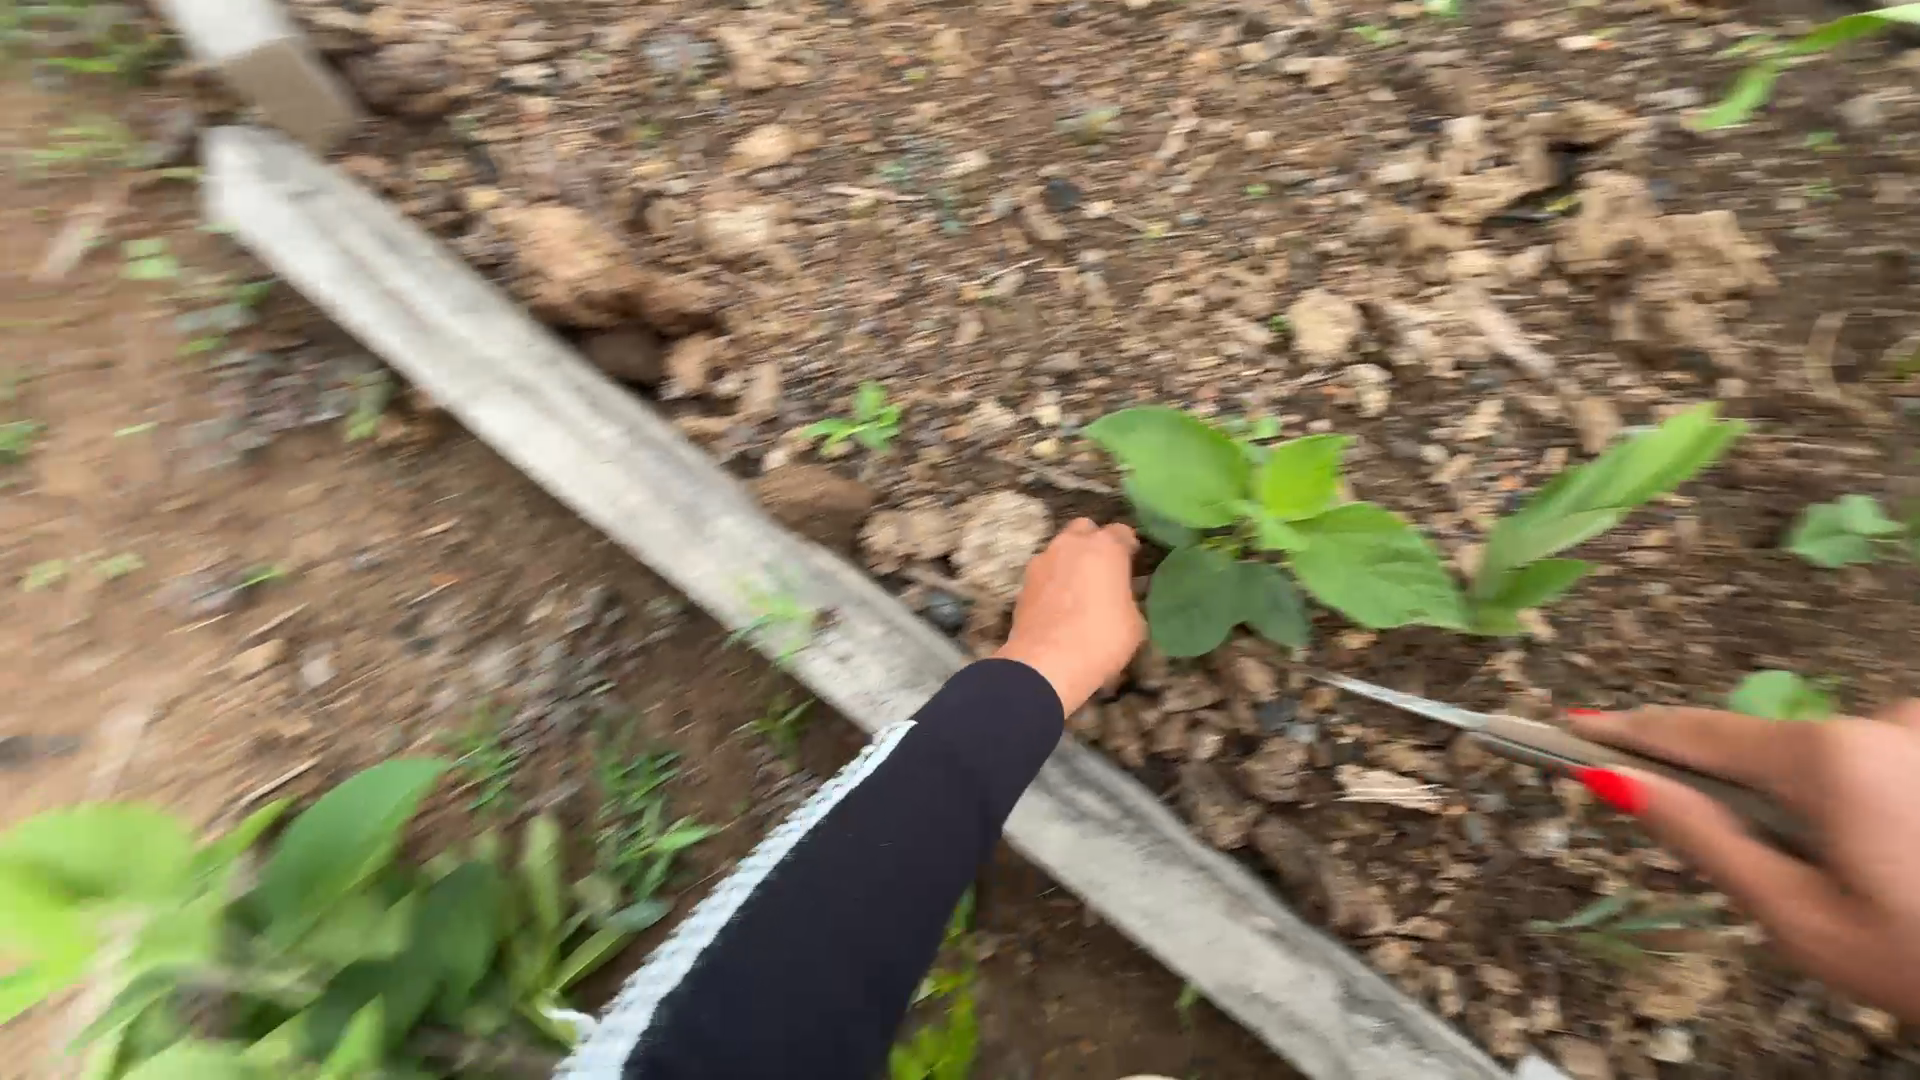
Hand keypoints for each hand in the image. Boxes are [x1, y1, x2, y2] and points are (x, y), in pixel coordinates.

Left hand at [993, 518, 1143, 715]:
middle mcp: (1070, 545)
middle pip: (1084, 530)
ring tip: (1078, 589)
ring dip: (1069, 561)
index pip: (1121, 532)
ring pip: (1059, 549)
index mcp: (1105, 548)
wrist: (1046, 662)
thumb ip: (1127, 599)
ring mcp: (1042, 561)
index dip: (1128, 546)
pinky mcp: (1023, 583)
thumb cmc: (1101, 639)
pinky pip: (1044, 573)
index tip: (1131, 561)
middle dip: (1093, 542)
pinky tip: (1058, 604)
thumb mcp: (1135, 623)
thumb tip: (1119, 599)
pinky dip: (1052, 582)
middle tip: (1102, 568)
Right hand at [1573, 702, 1919, 1020]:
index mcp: (1826, 758)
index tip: (1565, 722)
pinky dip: (1857, 791)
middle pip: (1754, 745)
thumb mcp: (1804, 920)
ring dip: (1800, 793)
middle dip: (1726, 783)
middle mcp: (1879, 723)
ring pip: (1818, 753)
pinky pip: (1874, 755)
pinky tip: (1894, 848)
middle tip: (1740, 849)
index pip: (1684, 732)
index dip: (1617, 730)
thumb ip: (1700, 837)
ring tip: (1851, 870)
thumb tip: (1606, 777)